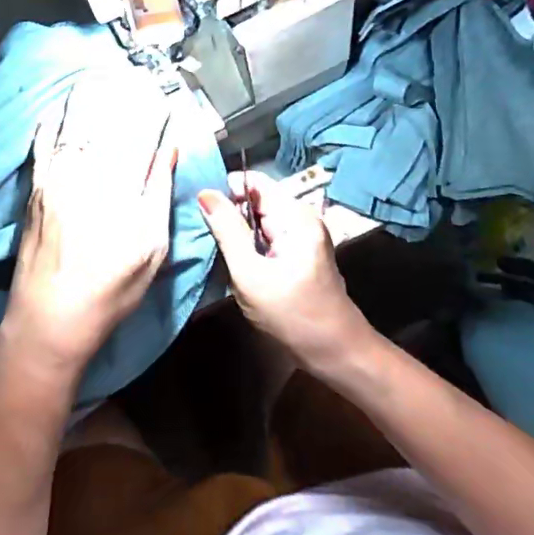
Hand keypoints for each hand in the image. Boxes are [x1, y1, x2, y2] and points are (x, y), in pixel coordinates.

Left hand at [2, 74, 178, 375]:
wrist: (49, 317)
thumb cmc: (109, 288)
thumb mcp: (151, 245)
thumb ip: (158, 190)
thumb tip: (168, 148)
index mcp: (119, 185)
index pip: (139, 134)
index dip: (152, 112)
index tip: (161, 94)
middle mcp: (85, 172)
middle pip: (104, 122)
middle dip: (119, 96)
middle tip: (131, 77)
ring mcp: (54, 178)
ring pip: (73, 126)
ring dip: (88, 100)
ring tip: (101, 79)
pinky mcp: (33, 188)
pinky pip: (42, 144)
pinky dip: (51, 122)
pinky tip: (59, 108)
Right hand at [197, 171, 375, 374]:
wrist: (335, 352)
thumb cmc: (292, 314)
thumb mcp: (250, 273)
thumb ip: (227, 230)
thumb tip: (205, 193)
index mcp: (295, 216)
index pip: (253, 181)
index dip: (224, 188)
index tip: (198, 207)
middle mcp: (301, 219)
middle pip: (255, 199)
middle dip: (228, 212)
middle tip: (202, 232)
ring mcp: (301, 237)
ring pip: (258, 220)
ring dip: (236, 231)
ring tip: (213, 246)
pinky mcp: (298, 254)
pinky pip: (266, 237)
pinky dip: (248, 245)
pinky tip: (233, 261)